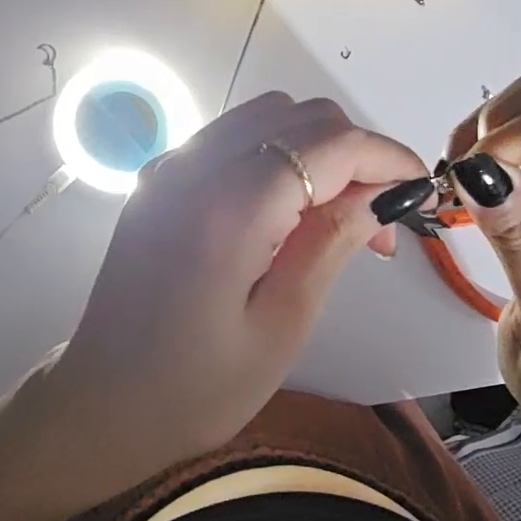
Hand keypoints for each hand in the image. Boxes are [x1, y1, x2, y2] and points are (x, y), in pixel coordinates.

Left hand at [39, 93, 424, 479]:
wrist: (99, 404)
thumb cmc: (195, 389)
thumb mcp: (280, 326)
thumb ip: (330, 242)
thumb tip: (380, 191)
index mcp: (228, 207)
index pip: (329, 142)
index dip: (386, 156)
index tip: (420, 191)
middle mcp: (193, 167)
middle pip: (298, 116)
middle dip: (353, 152)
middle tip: (377, 222)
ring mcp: (168, 169)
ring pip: (264, 117)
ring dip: (314, 149)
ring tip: (334, 217)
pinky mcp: (156, 182)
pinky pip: (229, 139)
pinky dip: (272, 154)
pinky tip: (283, 210)